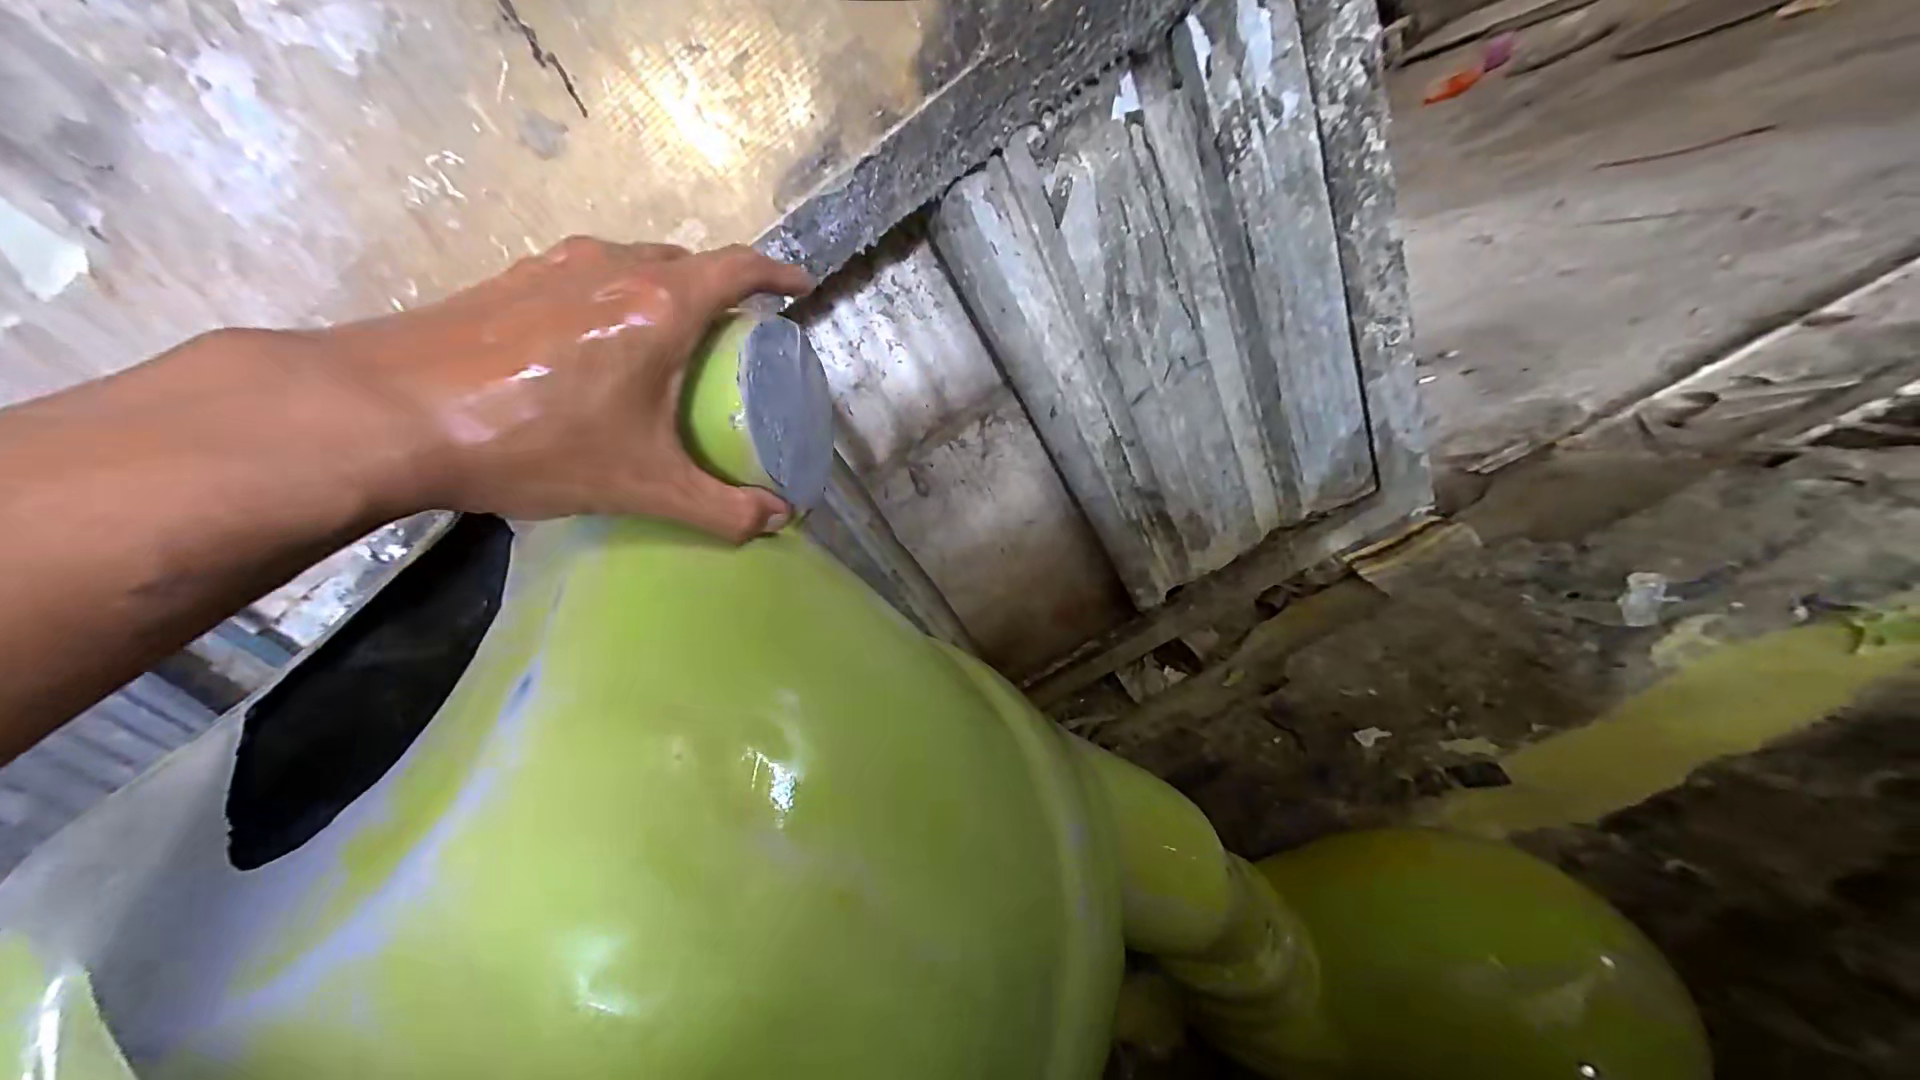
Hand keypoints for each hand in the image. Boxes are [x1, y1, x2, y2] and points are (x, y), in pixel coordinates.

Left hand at [316, 237, 813, 539]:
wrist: (383, 415)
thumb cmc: (535, 442)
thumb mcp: (642, 485)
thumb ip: (720, 507)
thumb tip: (777, 520)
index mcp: (659, 306)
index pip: (738, 269)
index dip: (776, 276)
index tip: (798, 290)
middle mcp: (613, 269)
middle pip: (688, 263)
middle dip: (722, 289)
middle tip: (733, 334)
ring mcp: (555, 266)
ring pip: (635, 264)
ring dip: (667, 290)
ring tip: (672, 337)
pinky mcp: (510, 280)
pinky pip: (589, 274)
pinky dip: (617, 296)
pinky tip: (598, 343)